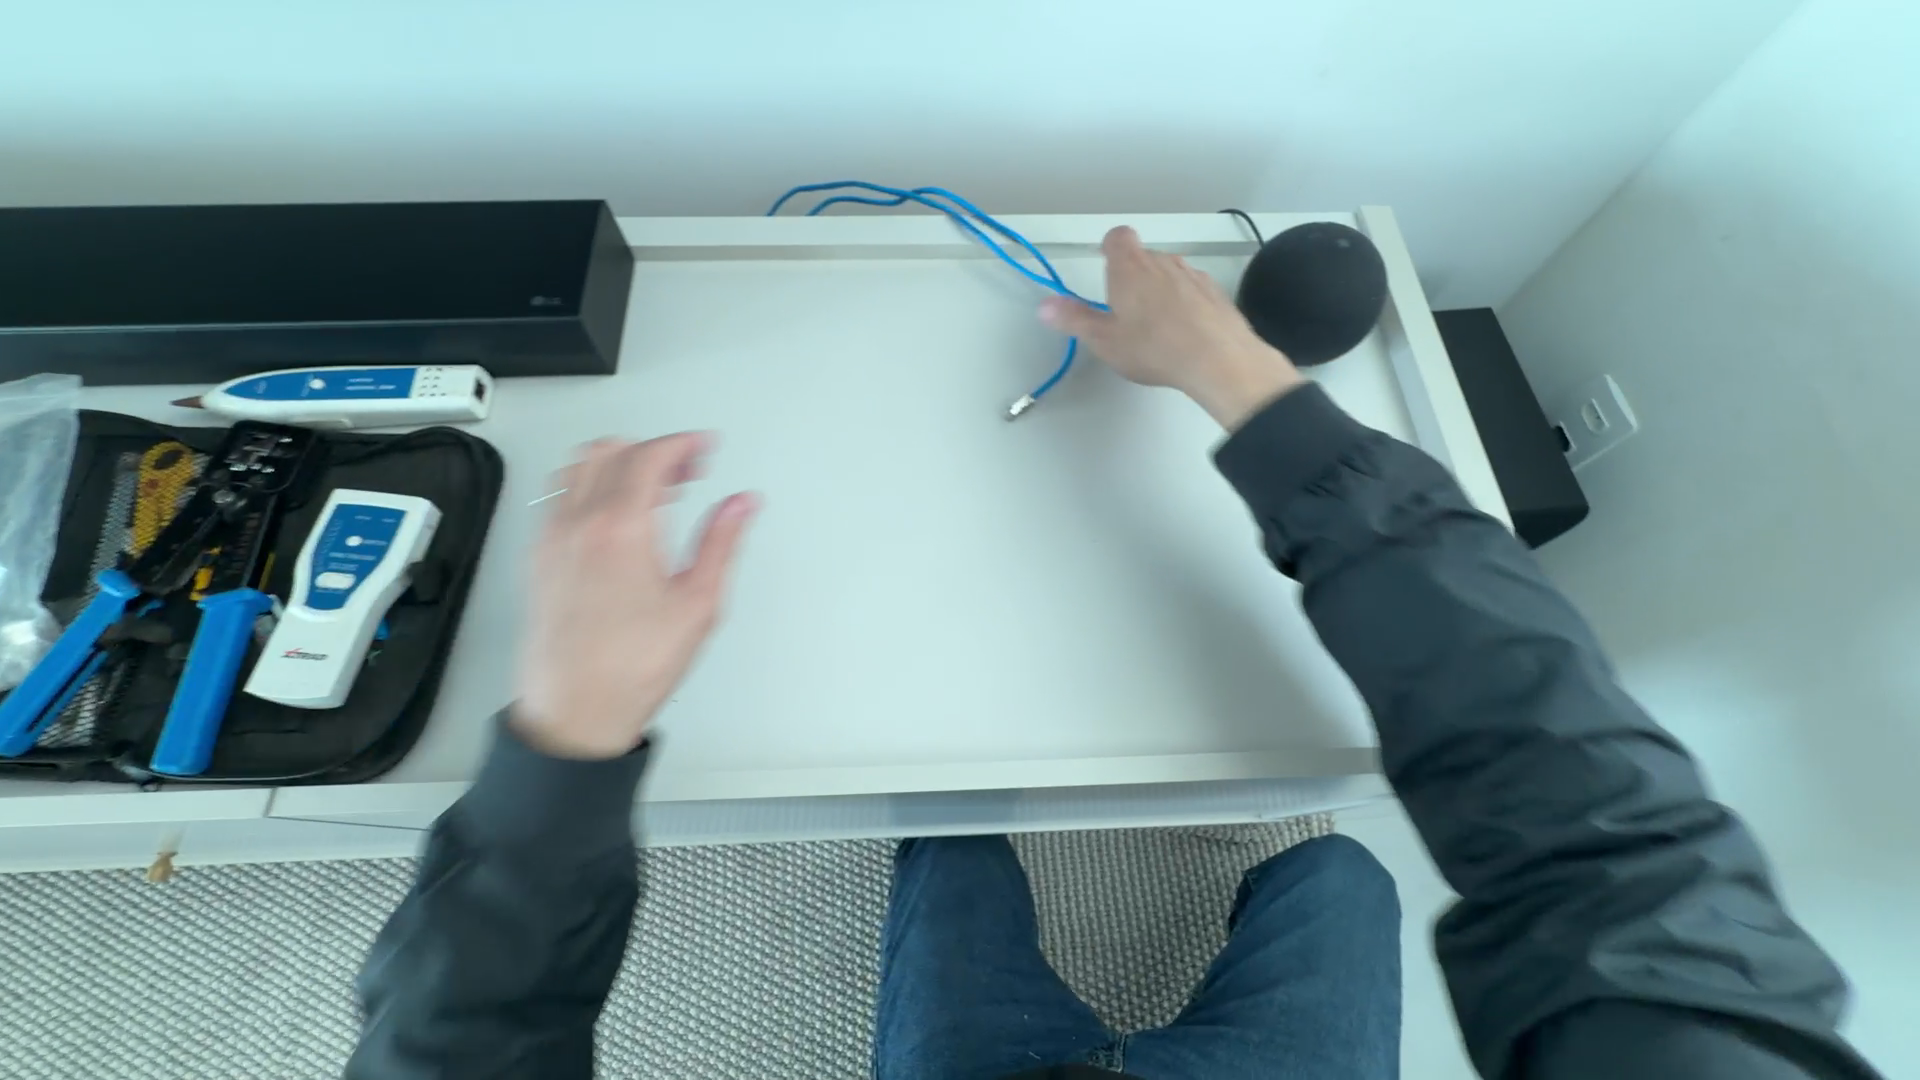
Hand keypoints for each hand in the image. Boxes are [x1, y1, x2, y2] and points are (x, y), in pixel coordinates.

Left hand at [511, 434, 757, 759]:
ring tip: (657, 491)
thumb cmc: (635, 666)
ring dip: (619, 464)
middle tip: (689, 470)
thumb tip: (742, 503)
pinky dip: (591, 486)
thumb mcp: (699, 603)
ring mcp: (551, 539)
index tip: (706, 447)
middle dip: (654, 450)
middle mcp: (578, 524)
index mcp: (621, 528)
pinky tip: (619, 516)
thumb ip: (721, 542)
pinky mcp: (539, 558)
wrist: (574, 713)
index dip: (683, 443)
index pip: (649, 456)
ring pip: (577, 468)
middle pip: (610, 451)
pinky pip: (559, 497)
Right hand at [1041, 226, 1304, 429]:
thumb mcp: (1104, 340)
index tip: (1104, 267)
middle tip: (1124, 312)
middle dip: (1132, 277)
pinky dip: (1184, 304)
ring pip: (1169, 274)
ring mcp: (1193, 275)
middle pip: (1143, 258)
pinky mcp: (1215, 293)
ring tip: (1154, 328)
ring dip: (1159, 291)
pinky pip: (1192, 291)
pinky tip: (1183, 334)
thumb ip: (1074, 319)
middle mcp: (1163, 262)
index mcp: (1130, 268)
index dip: (1109, 248)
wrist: (1217, 359)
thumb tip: (1045, 306)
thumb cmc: (1153, 347)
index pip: (1117, 238)